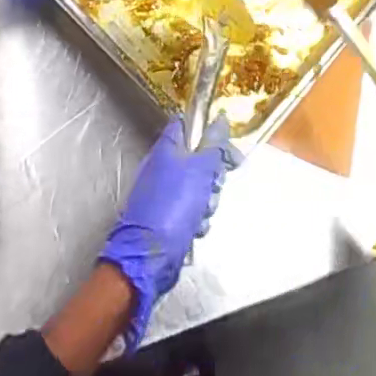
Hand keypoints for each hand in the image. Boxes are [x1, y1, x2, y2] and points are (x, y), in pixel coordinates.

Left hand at [99, 114, 243, 349]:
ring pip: (200, 186)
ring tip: (202, 212)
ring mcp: (165, 192)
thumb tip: (220, 120)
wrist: (149, 256)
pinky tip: (195, 228)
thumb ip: (212, 144)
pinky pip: (193, 209)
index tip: (226, 146)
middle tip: (214, 184)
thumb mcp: (199, 169)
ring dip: (208, 199)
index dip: (209, 130)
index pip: (187, 124)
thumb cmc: (174, 206)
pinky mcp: (168, 216)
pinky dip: (198, 218)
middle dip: (213, 173)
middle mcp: (163, 167)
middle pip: (199, 157)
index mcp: (166, 148)